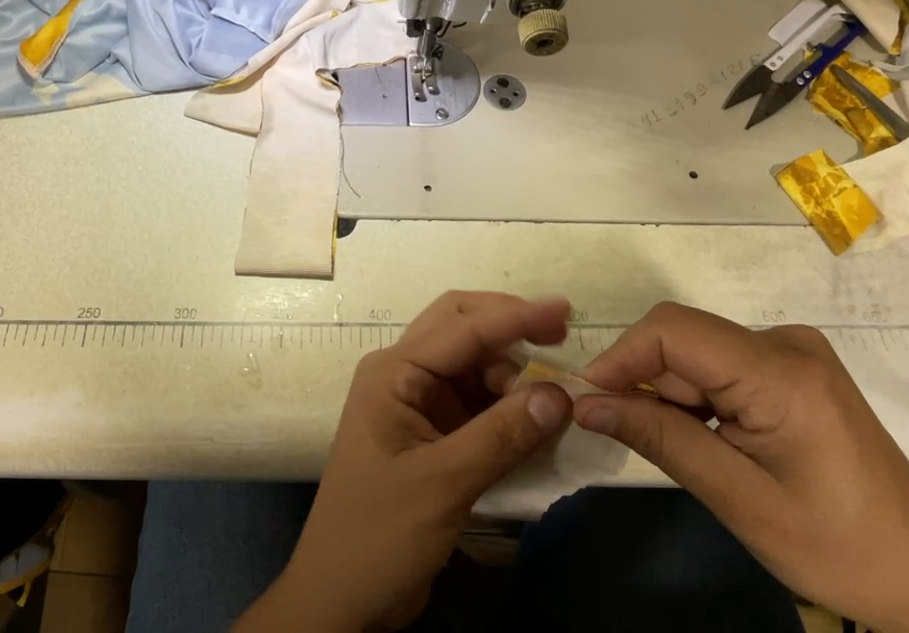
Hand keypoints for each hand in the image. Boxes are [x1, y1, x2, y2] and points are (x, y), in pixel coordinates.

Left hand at [236, 292, 574, 631]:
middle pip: (461, 329)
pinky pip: (477, 403)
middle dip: (510, 329)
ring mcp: (417, 405)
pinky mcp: (432, 435)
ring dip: (512, 373)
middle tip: (562, 340)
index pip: (460, 327)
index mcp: (392, 373)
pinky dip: (507, 406)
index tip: (565, 311)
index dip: (515, 315)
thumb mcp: (443, 484)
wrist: (342, 597)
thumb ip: (502, 435)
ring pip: (473, 366)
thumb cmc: (379, 535)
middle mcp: (403, 376)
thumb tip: (559, 394)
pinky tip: (538, 421)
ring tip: (554, 400)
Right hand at [573, 303, 908, 632]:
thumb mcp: (738, 499)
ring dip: (674, 397)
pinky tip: (714, 444)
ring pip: (699, 355)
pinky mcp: (797, 372)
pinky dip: (700, 401)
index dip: (620, 357)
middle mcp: (788, 343)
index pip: (673, 330)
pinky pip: (724, 367)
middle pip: (684, 340)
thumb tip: (585, 403)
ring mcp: (796, 355)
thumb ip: (659, 439)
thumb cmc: (837, 547)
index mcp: (781, 371)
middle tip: (640, 442)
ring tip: (694, 456)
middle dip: (648, 385)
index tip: (588, 402)